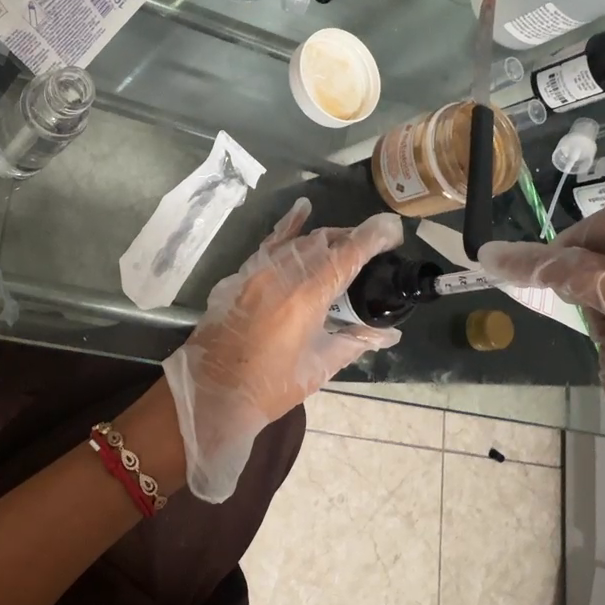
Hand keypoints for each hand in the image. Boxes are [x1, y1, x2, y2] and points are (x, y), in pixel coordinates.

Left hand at [164, 198, 403, 501]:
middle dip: (351, 239)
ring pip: (297, 241)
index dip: (373, 237)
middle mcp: (282, 273)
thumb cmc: (271, 385)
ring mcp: (256, 271)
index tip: (392, 230)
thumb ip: (356, 342)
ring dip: (323, 239)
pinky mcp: (239, 276)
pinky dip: (287, 229)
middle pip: (323, 242)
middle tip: (373, 248)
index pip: (348, 253)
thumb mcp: (320, 366)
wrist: (212, 392)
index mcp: (307, 294)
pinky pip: (269, 245)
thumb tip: (389, 333)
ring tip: (344, 242)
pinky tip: (300, 212)